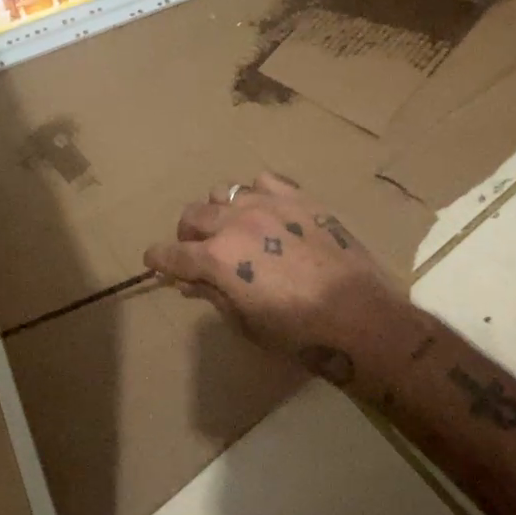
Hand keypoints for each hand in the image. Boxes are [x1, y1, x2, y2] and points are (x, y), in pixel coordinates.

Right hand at [143, 172, 413, 386]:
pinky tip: (265, 211)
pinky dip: (255, 194)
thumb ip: (214, 295)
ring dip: (219, 211)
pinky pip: (263, 181)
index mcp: (217, 259)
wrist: (361, 317)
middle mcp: (234, 223)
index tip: (154, 262)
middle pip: (192, 215)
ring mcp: (267, 205)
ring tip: (232, 228)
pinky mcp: (298, 198)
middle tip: (196, 251)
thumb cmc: (299, 333)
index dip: (158, 259)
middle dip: (186, 234)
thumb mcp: (246, 323)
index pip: (171, 254)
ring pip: (223, 192)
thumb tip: (191, 282)